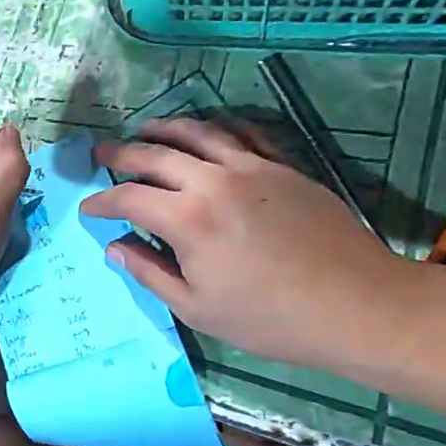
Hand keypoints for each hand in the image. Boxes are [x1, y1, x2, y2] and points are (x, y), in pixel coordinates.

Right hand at [80, 118, 418, 369]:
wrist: (356, 306)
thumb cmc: (269, 318)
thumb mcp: (197, 308)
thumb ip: (150, 272)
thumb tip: (115, 247)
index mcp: (187, 218)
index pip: (128, 197)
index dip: (102, 202)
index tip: (89, 208)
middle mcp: (213, 180)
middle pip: (155, 153)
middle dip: (121, 153)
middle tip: (102, 154)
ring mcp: (252, 167)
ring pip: (198, 132)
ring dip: (165, 128)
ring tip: (146, 129)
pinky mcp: (283, 166)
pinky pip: (243, 134)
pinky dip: (217, 127)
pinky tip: (208, 132)